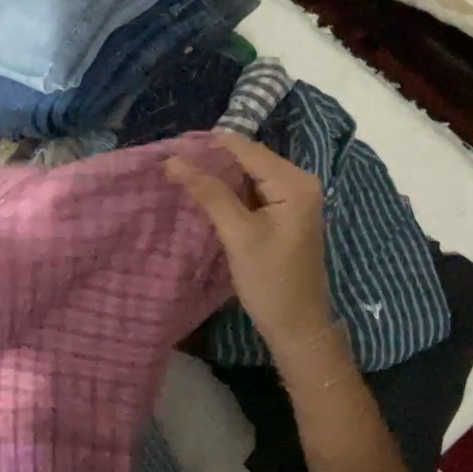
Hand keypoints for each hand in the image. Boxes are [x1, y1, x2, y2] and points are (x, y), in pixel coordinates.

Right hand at [166, 132, 334, 355]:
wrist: (297, 327)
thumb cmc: (270, 281)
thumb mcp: (238, 235)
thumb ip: (208, 193)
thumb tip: (174, 160)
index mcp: (294, 182)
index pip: (245, 149)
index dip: (208, 144)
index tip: (172, 145)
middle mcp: (300, 181)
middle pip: (248, 158)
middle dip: (212, 158)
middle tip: (172, 160)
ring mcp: (295, 197)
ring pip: (248, 174)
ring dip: (218, 174)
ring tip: (181, 172)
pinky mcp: (286, 212)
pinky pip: (254, 189)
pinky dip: (230, 190)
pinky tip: (205, 192)